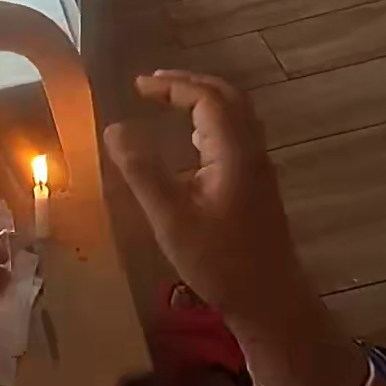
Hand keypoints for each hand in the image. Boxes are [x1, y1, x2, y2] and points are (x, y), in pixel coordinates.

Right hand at [101, 71, 307, 335]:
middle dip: (189, 83)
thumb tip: (114, 129)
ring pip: (234, 114)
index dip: (172, 86)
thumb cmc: (218, 261)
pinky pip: (234, 132)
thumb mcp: (170, 218)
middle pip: (227, 97)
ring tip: (166, 98)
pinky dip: (208, 118)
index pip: (207, 99)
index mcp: (234, 153)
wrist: (271, 302)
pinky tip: (188, 135)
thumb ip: (142, 171)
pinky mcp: (255, 181)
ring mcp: (257, 166)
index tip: (137, 86)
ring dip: (201, 97)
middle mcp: (251, 151)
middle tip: (151, 83)